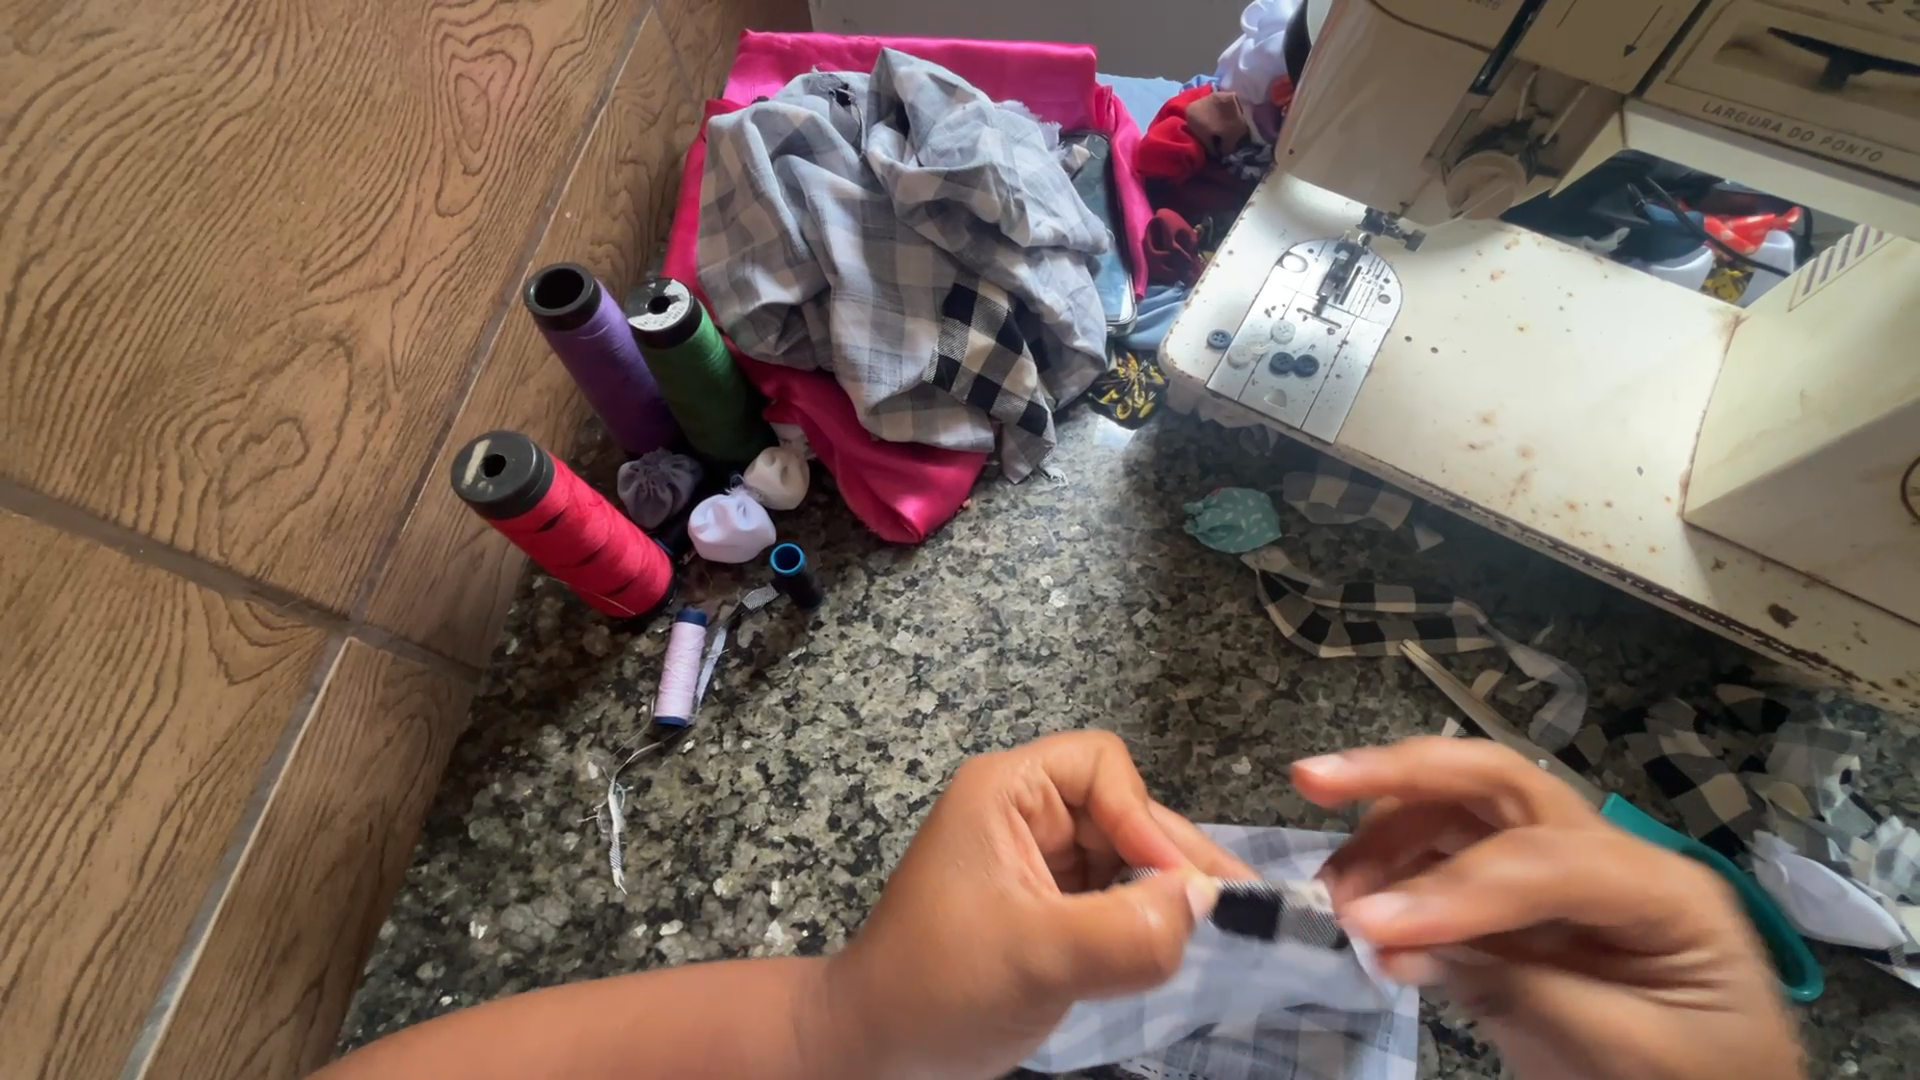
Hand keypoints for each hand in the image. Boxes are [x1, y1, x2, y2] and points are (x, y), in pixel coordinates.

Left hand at [822, 731, 1254, 1079]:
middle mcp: (1024, 810)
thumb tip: (1202, 902)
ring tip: (1226, 926)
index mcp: (1007, 792)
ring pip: (1120, 851)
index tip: (1179, 885)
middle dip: (1169, 856)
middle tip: (1239, 908)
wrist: (877, 1047)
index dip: (1143, 817)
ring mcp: (1034, 854)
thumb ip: (1123, 931)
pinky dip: (1142, 913)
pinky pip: (1107, 889)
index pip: (1098, 766)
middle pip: (1118, 809)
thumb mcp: (1034, 957)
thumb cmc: (939, 987)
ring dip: (1164, 887)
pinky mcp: (1044, 897)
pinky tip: (1176, 940)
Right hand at [1292, 737, 1804, 1079]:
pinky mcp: (1501, 874)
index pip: (1544, 863)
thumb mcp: (1620, 1055)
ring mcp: (1545, 853)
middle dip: (1394, 772)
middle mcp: (1599, 846)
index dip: (1452, 889)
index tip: (1367, 927)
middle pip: (1490, 778)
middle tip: (1309, 779)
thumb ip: (1508, 987)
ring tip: (1332, 893)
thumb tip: (1385, 940)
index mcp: (1662, 891)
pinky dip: (1381, 864)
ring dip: (1377, 835)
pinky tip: (1354, 901)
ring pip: (1448, 803)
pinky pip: (1430, 846)